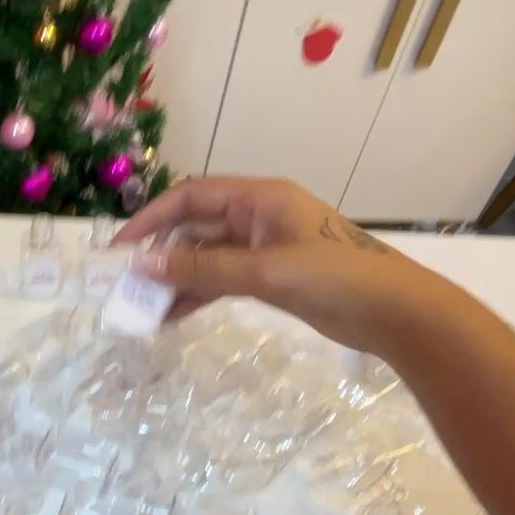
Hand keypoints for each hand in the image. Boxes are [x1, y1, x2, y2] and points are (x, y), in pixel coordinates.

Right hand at [113, 176, 466, 356]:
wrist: (394, 313)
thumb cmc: (336, 278)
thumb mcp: (264, 271)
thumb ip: (202, 269)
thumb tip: (142, 266)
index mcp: (259, 198)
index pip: (190, 198)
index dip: (151, 219)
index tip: (120, 250)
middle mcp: (256, 217)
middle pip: (194, 227)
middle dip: (159, 254)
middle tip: (127, 285)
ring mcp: (263, 248)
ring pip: (205, 258)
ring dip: (175, 279)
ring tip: (144, 308)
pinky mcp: (269, 276)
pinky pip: (221, 280)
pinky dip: (197, 295)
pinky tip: (172, 316)